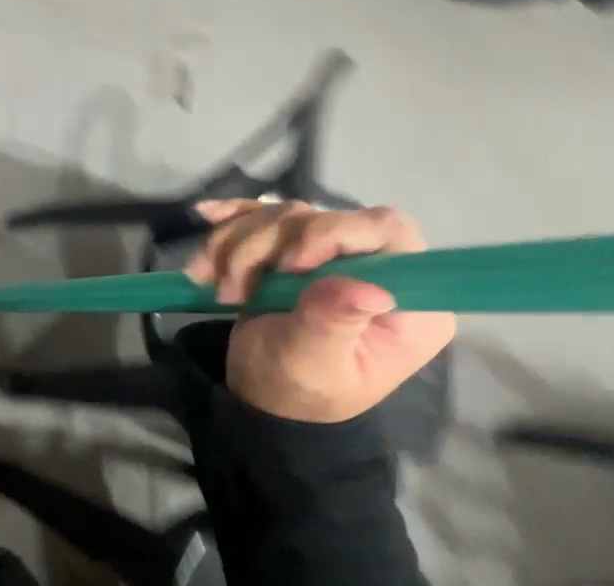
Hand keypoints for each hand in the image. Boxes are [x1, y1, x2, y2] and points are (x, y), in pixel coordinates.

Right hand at [184, 200, 455, 423]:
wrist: (262, 397)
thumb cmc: (298, 392)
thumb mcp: (316, 363)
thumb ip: (334, 322)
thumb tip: (372, 290)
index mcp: (407, 301)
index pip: (387, 230)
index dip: (335, 232)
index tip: (289, 263)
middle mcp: (375, 268)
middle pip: (320, 217)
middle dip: (264, 245)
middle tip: (234, 288)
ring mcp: (330, 255)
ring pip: (280, 216)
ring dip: (236, 245)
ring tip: (220, 289)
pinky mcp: (292, 249)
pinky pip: (257, 215)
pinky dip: (228, 221)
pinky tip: (206, 215)